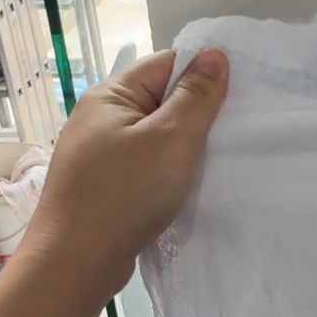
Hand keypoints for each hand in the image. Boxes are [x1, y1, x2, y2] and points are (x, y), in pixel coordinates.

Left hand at [15, 48, 228, 299]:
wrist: (75, 263)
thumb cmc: (125, 192)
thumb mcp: (172, 138)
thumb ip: (197, 95)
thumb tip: (215, 52)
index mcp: (110, 96)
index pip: (166, 65)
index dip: (203, 73)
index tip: (241, 92)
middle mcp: (99, 119)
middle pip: (161, 100)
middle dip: (198, 112)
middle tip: (238, 127)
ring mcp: (99, 155)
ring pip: (155, 137)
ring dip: (185, 146)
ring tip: (220, 157)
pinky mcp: (103, 187)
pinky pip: (145, 165)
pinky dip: (168, 171)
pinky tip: (189, 184)